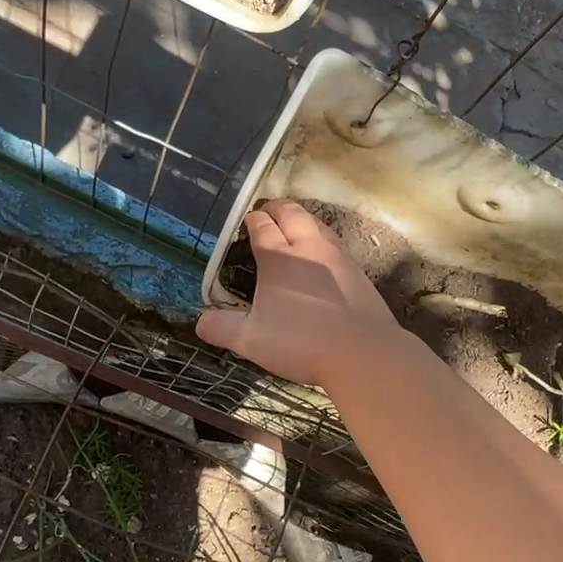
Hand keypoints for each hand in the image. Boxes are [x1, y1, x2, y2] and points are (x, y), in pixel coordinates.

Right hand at [197, 200, 403, 389]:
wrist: (362, 353)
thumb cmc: (301, 343)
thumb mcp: (252, 340)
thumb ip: (222, 328)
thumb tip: (200, 322)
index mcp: (279, 258)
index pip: (262, 226)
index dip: (252, 220)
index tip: (247, 221)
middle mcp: (309, 247)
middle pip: (292, 213)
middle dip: (277, 208)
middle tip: (268, 212)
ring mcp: (337, 257)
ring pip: (318, 224)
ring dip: (303, 219)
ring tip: (294, 225)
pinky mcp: (358, 271)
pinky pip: (336, 243)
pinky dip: (323, 239)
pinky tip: (322, 256)